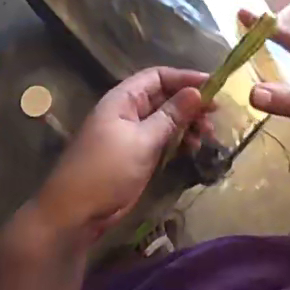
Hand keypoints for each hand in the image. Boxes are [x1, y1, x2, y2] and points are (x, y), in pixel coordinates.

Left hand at [31, 68, 213, 238]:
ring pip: (166, 119)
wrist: (75, 213)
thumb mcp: (143, 141)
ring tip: (207, 134)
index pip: (159, 76)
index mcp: (123, 99)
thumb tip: (197, 92)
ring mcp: (131, 134)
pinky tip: (193, 148)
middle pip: (164, 96)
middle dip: (190, 102)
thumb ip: (171, 116)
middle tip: (215, 115)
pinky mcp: (136, 155)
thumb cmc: (107, 170)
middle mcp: (127, 111)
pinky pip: (162, 139)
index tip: (214, 86)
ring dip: (187, 123)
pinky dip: (179, 140)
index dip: (186, 78)